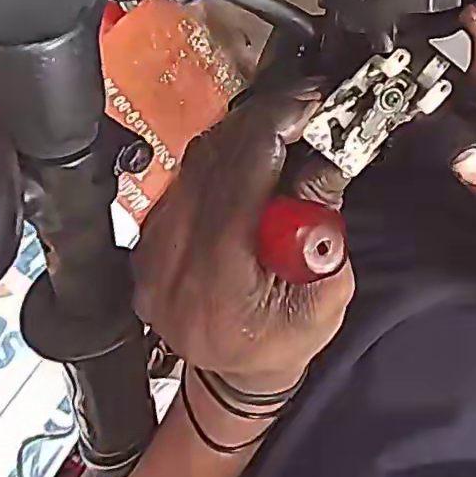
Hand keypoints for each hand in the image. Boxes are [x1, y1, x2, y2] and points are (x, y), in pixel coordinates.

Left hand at [132, 84, 353, 395]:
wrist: (233, 370)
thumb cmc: (282, 341)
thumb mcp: (325, 295)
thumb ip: (322, 227)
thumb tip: (321, 160)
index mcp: (217, 281)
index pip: (239, 177)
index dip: (276, 128)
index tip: (310, 106)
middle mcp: (171, 261)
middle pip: (213, 159)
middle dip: (265, 120)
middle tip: (305, 106)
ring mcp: (152, 248)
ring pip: (197, 160)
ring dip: (245, 132)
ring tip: (287, 124)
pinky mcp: (150, 236)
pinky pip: (187, 174)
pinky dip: (225, 153)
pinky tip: (255, 152)